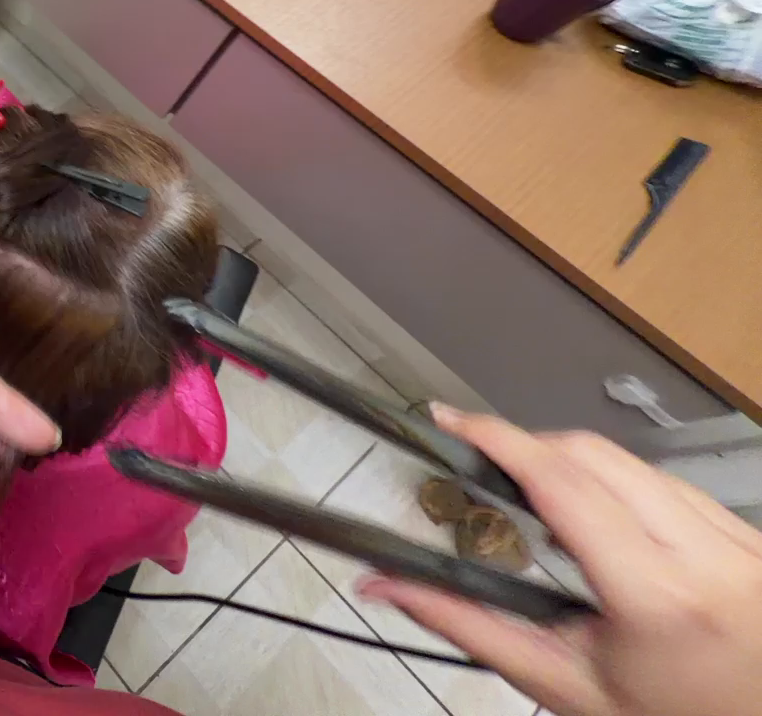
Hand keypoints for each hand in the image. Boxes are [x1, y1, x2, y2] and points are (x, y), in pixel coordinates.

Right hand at [359, 405, 761, 715]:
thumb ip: (463, 624)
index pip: (563, 481)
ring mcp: (750, 553)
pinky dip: (624, 482)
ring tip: (539, 489)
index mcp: (662, 597)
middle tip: (483, 458)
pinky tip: (602, 511)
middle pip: (595, 455)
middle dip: (527, 444)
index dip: (497, 438)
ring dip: (574, 462)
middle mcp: (718, 564)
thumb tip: (378, 584)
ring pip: (637, 463)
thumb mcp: (560, 682)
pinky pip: (678, 486)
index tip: (450, 420)